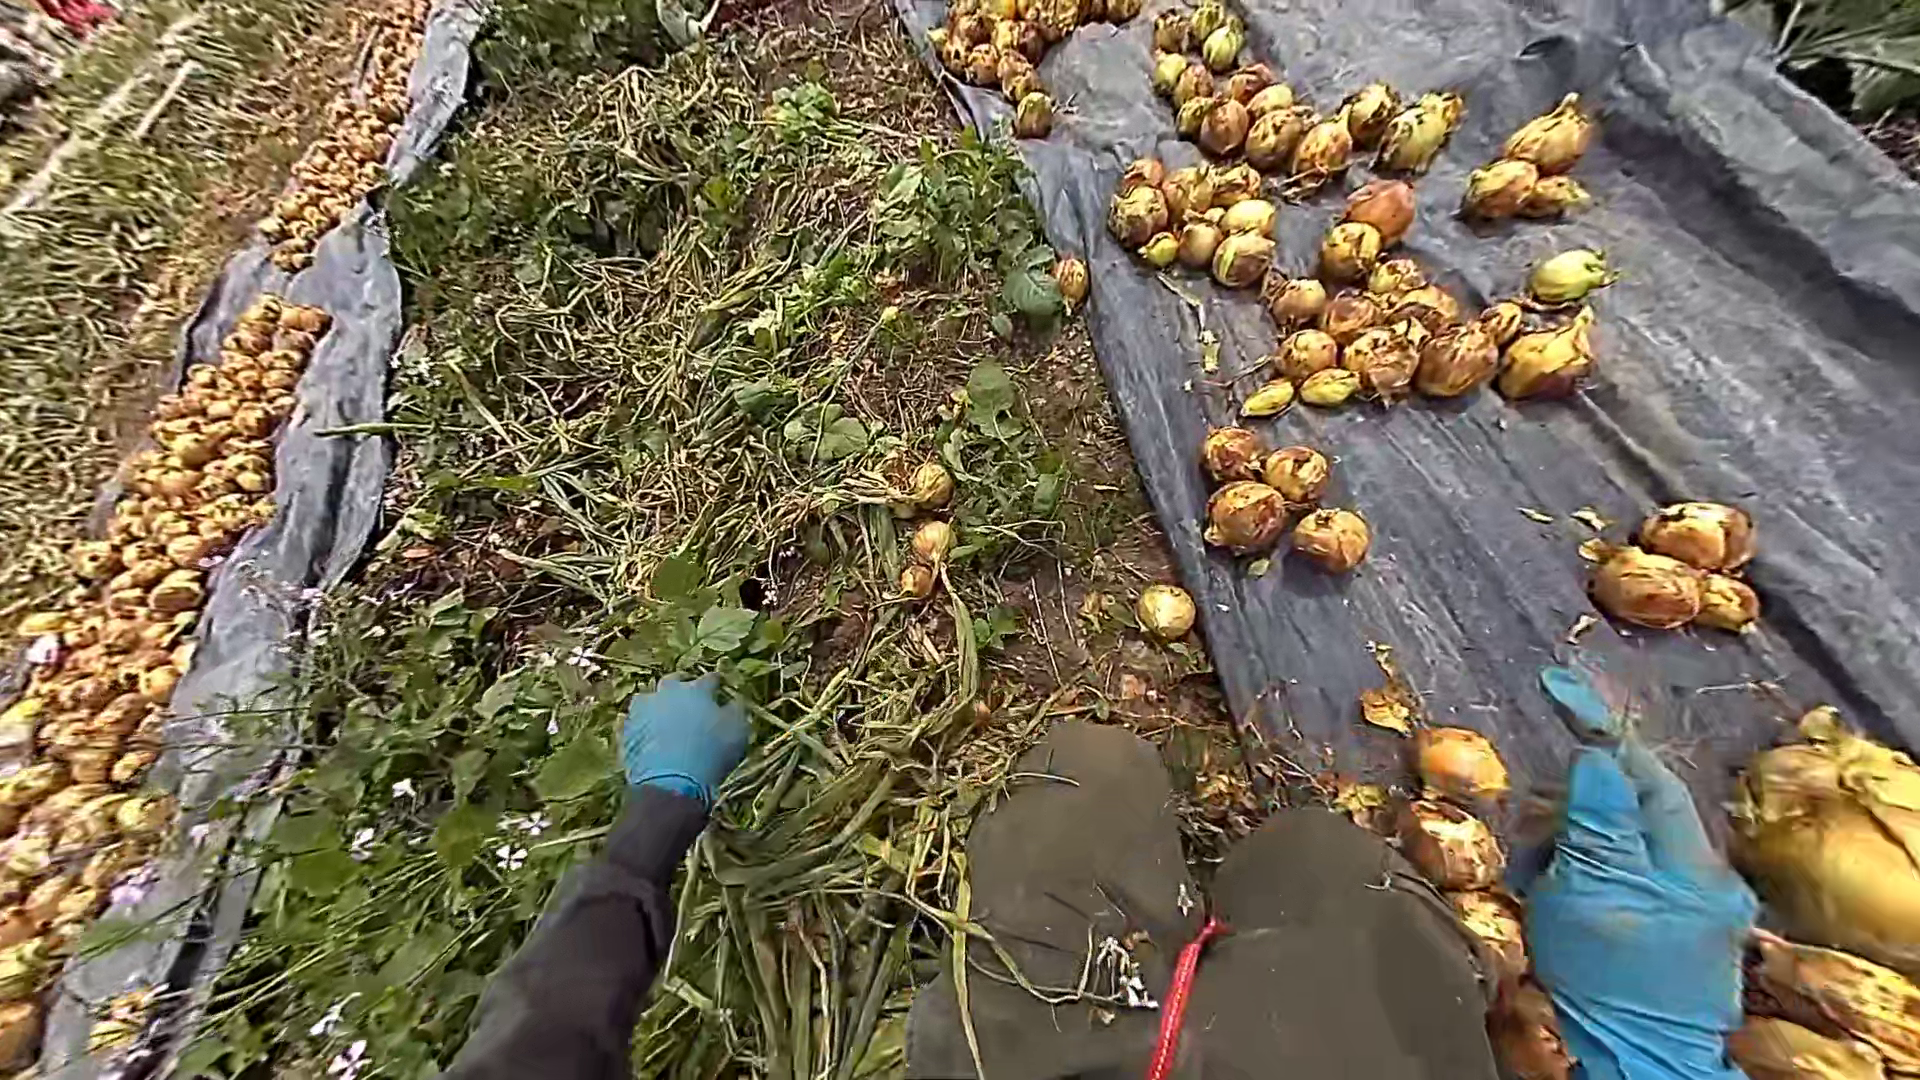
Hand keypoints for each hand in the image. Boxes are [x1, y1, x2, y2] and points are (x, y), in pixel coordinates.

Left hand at [621, 674, 749, 808]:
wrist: (672, 783)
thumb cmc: (712, 752)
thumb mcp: (739, 730)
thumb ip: (737, 710)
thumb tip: (734, 701)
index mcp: (698, 689)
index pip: (710, 679)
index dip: (717, 683)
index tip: (721, 687)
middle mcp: (668, 693)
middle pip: (674, 681)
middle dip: (682, 686)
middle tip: (689, 698)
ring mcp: (643, 712)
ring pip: (647, 699)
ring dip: (656, 703)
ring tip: (663, 715)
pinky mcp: (626, 733)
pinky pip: (630, 723)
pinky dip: (640, 726)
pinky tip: (647, 735)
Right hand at [1524, 736, 1755, 1079]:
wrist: (1627, 1045)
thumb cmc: (1605, 971)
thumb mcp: (1590, 893)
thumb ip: (1596, 826)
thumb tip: (1595, 759)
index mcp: (1687, 866)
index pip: (1645, 777)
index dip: (1603, 728)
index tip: (1558, 686)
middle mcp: (1692, 870)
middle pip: (1622, 799)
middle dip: (1564, 800)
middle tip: (1529, 828)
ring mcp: (1674, 887)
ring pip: (1607, 825)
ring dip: (1559, 830)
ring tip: (1533, 865)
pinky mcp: (1650, 899)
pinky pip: (1604, 851)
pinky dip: (1565, 850)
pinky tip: (1545, 873)